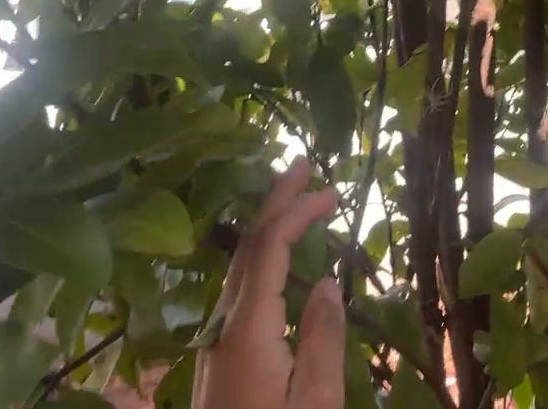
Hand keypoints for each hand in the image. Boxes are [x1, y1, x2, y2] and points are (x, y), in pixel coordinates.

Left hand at [194, 158, 344, 408]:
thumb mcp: (315, 405)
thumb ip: (321, 339)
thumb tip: (326, 282)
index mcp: (247, 328)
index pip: (270, 247)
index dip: (298, 210)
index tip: (333, 191)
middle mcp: (223, 323)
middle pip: (248, 245)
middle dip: (275, 200)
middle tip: (302, 163)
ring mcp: (215, 339)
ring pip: (239, 264)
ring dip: (267, 224)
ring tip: (294, 198)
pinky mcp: (217, 355)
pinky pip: (238, 285)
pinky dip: (261, 255)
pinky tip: (275, 258)